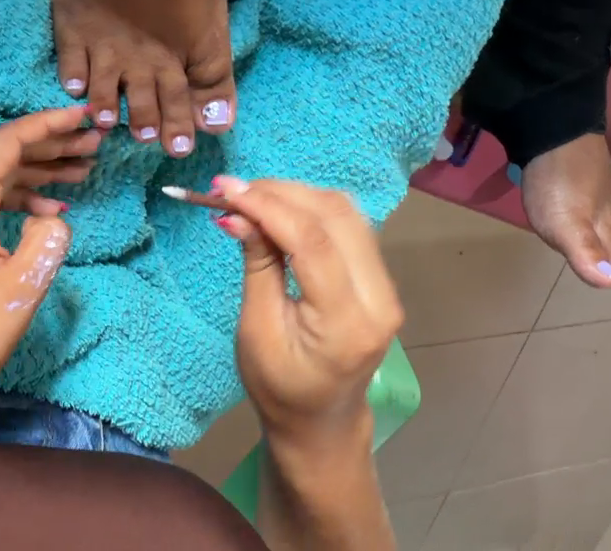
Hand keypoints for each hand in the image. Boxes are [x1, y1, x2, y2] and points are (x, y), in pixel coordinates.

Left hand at [0, 105, 99, 403]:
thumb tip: (54, 215)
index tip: (83, 117)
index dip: (48, 125)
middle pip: (3, 151)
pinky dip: (20, 193)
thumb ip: (47, 242)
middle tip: (93, 142)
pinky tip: (51, 205)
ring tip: (82, 167)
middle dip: (50, 143)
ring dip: (38, 167)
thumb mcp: (18, 291)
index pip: (8, 143)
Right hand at [215, 177, 403, 454]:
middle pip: (334, 216)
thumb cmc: (279, 386)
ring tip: (250, 197)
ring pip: (344, 211)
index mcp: (348, 323)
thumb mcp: (257, 330)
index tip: (225, 189)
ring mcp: (386, 285)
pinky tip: (276, 209)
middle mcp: (379, 298)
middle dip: (279, 192)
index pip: (312, 242)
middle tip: (231, 190)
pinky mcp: (378, 276)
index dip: (267, 206)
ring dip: (294, 194)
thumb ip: (257, 265)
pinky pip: (348, 222)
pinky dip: (309, 206)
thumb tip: (236, 213)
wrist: (321, 421)